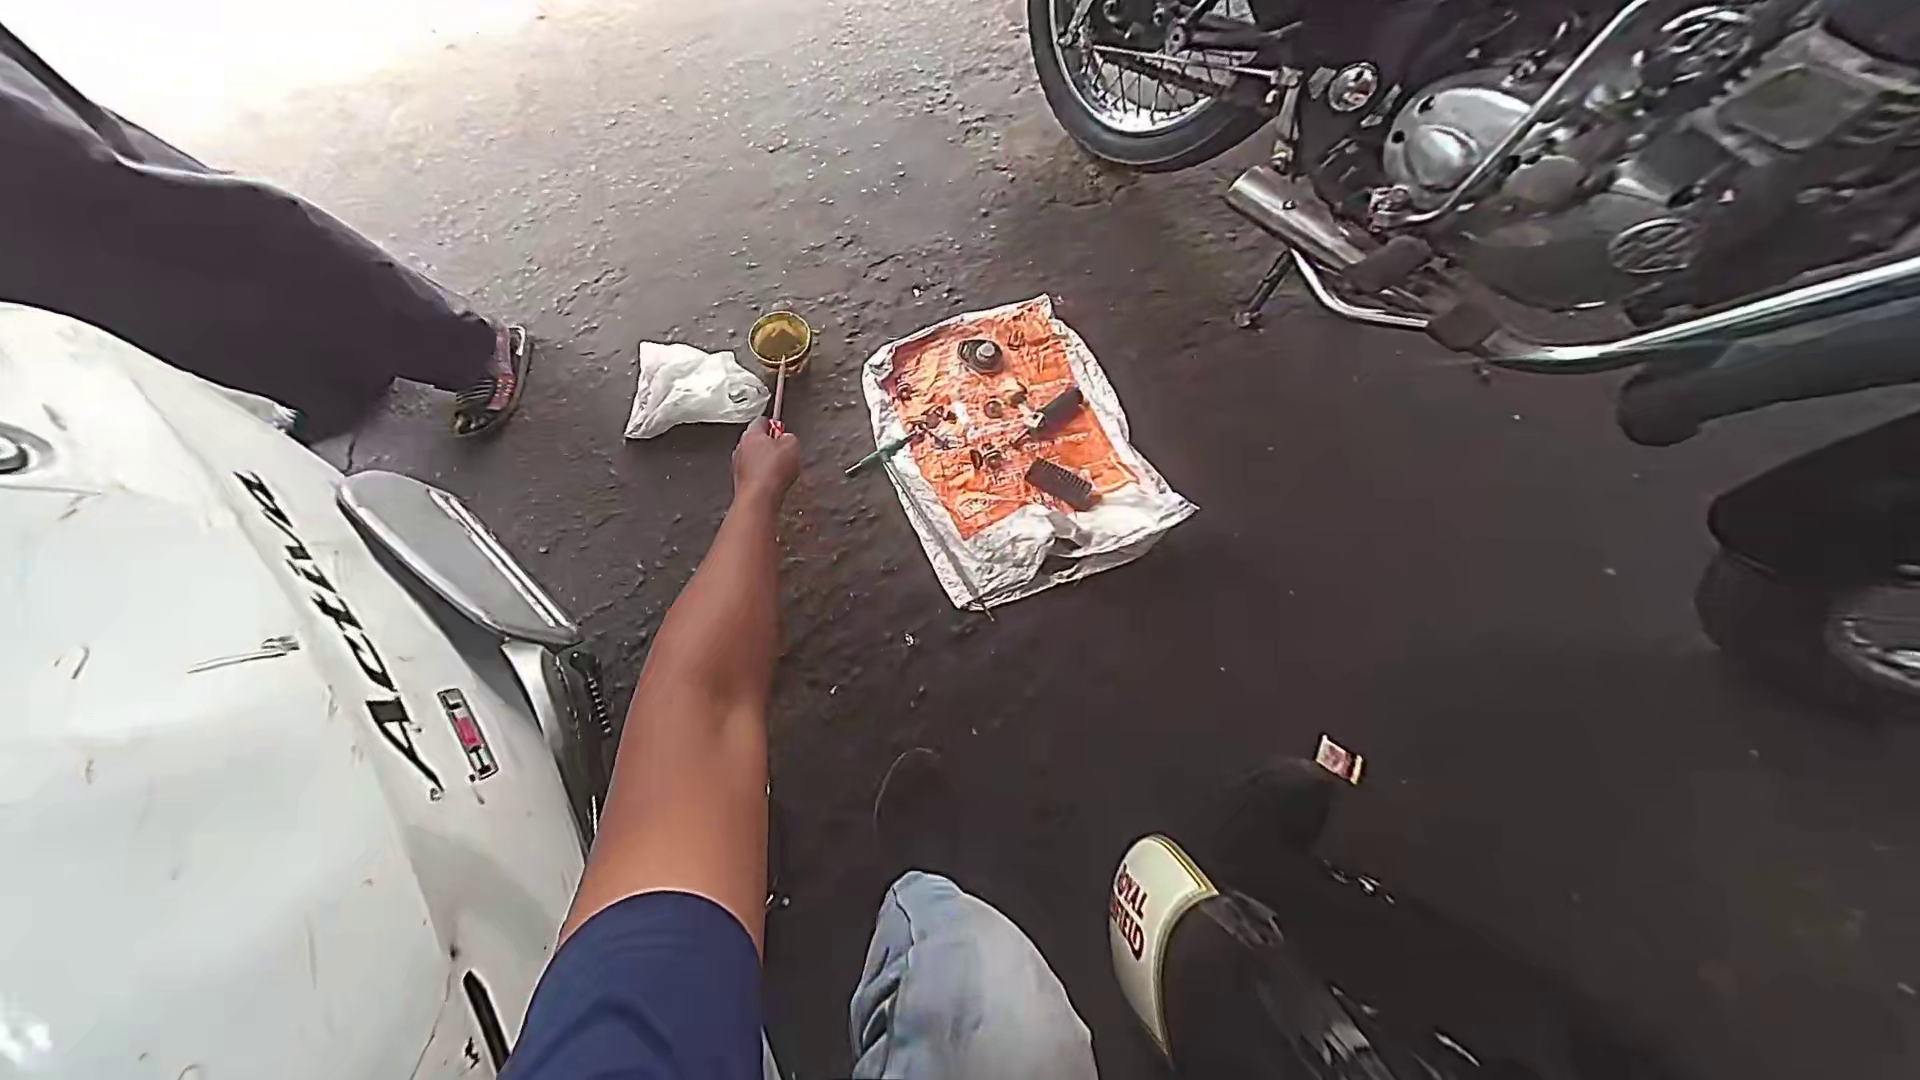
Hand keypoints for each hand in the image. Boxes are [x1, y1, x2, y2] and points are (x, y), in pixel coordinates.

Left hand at [733, 418, 800, 505]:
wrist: (759, 497)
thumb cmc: (772, 471)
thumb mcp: (792, 446)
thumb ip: (790, 437)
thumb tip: (788, 438)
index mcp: (752, 434)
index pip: (762, 421)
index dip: (775, 425)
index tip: (783, 431)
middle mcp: (741, 447)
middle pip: (757, 440)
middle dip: (771, 445)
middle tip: (785, 452)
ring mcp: (739, 464)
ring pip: (755, 457)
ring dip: (766, 461)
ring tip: (780, 470)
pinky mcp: (741, 480)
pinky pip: (754, 473)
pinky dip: (763, 475)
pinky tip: (773, 481)